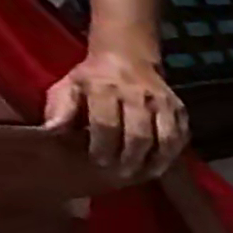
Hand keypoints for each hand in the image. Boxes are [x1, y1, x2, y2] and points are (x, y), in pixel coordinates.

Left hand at [43, 50, 186, 180]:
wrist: (129, 56)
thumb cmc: (93, 77)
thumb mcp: (68, 86)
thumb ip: (60, 109)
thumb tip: (51, 132)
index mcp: (105, 88)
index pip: (106, 124)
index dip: (103, 147)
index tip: (99, 163)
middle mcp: (139, 95)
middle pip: (139, 135)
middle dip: (131, 159)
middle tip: (123, 175)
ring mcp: (164, 103)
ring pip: (166, 139)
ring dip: (157, 161)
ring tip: (146, 174)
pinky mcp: (180, 110)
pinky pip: (181, 137)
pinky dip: (172, 154)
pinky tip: (161, 164)